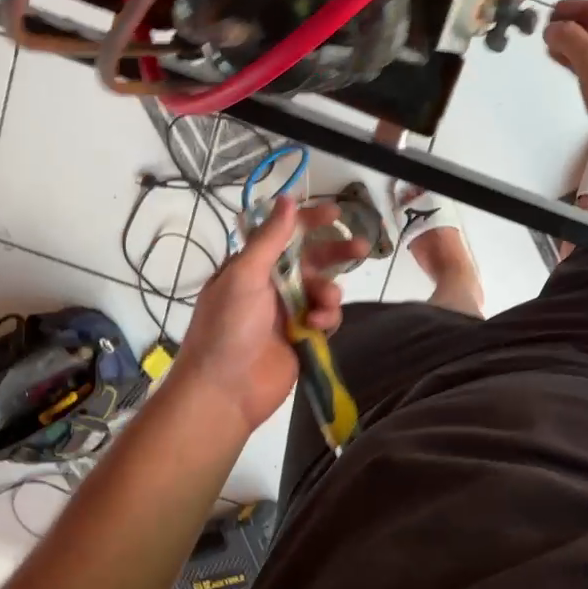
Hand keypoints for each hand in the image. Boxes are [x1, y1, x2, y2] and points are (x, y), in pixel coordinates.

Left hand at [168, 198, 365, 430]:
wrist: (225, 390)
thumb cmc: (228, 328)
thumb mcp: (244, 276)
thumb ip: (270, 238)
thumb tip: (287, 198)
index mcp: (251, 267)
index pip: (285, 235)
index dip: (310, 222)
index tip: (336, 214)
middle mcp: (271, 286)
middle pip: (312, 260)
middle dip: (336, 253)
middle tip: (362, 248)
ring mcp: (288, 312)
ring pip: (324, 289)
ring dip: (329, 292)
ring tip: (324, 304)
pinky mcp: (303, 337)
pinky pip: (327, 318)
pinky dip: (327, 318)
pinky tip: (317, 328)